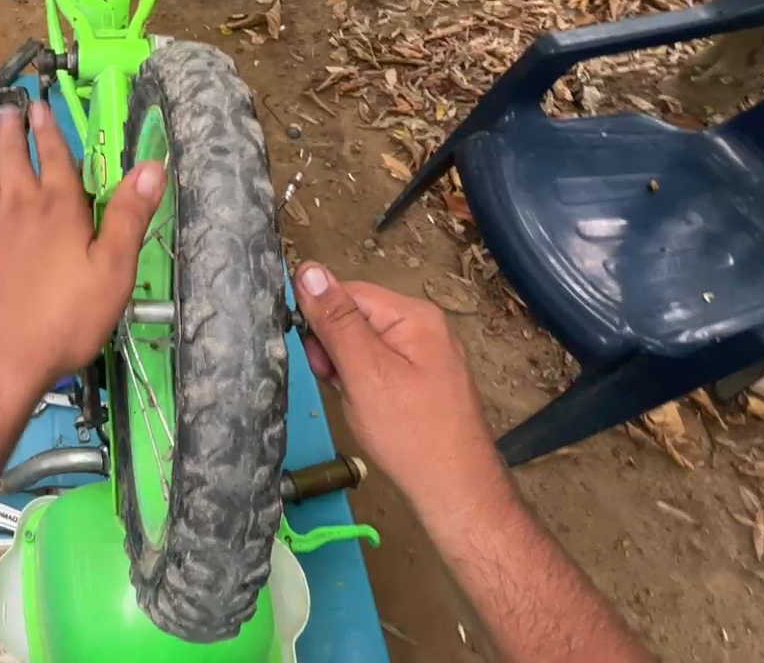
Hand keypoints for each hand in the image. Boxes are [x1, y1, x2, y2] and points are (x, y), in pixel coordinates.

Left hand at [0, 102, 164, 397]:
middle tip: (6, 110)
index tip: (39, 107)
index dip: (49, 130)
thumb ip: (129, 216)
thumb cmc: (64, 318)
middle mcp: (19, 207)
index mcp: (58, 208)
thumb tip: (152, 164)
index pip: (56, 157)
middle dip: (11, 131)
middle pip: (13, 158)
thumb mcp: (112, 271)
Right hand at [294, 263, 507, 515]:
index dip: (320, 320)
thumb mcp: (363, 372)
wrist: (456, 494)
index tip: (317, 358)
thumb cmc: (409, 433)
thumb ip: (335, 320)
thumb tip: (307, 268)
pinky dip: (360, 379)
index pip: (345, 292)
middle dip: (332, 346)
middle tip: (336, 382)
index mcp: (412, 314)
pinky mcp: (421, 375)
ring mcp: (424, 351)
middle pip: (352, 315)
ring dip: (344, 366)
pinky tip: (366, 403)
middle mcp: (421, 324)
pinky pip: (375, 361)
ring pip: (359, 340)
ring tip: (353, 397)